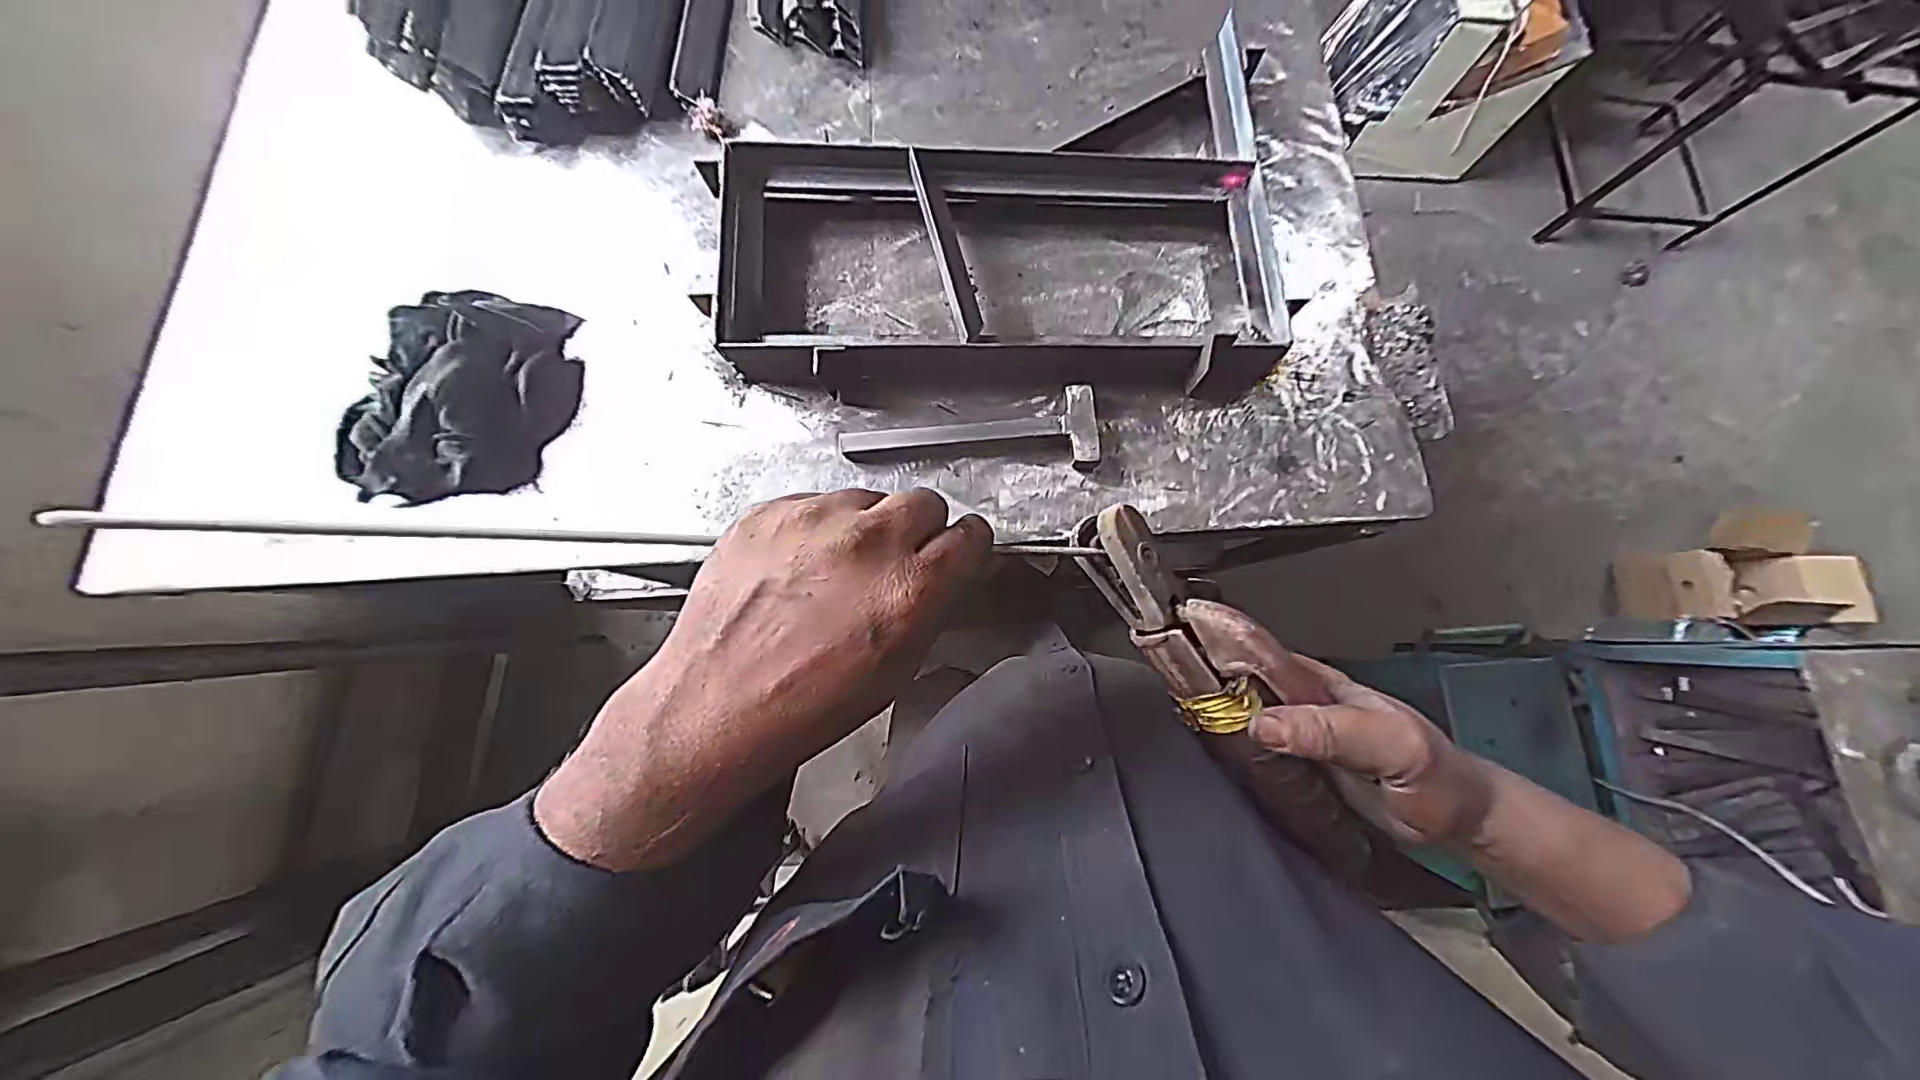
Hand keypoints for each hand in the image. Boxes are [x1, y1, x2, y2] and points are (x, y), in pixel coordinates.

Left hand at [536, 489, 991, 869]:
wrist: (716, 704)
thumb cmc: (800, 703)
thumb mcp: (897, 670)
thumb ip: (931, 609)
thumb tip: (945, 579)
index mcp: (909, 588)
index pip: (969, 534)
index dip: (967, 544)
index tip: (960, 547)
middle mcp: (866, 544)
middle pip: (924, 502)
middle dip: (921, 528)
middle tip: (899, 558)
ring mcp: (813, 522)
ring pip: (868, 498)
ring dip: (865, 527)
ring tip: (838, 569)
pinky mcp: (769, 514)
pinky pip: (814, 503)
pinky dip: (816, 528)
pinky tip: (801, 566)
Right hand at [1180, 600, 1495, 848]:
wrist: (1455, 819)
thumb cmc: (1434, 773)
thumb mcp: (1388, 744)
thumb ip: (1328, 731)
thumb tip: (1259, 722)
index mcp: (1317, 681)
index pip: (1257, 647)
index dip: (1217, 632)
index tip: (1175, 622)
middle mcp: (1297, 700)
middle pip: (1235, 675)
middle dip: (1196, 663)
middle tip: (1152, 661)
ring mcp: (1291, 733)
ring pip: (1236, 709)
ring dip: (1202, 703)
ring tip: (1161, 699)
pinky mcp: (1288, 765)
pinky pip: (1245, 746)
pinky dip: (1220, 741)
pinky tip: (1199, 744)